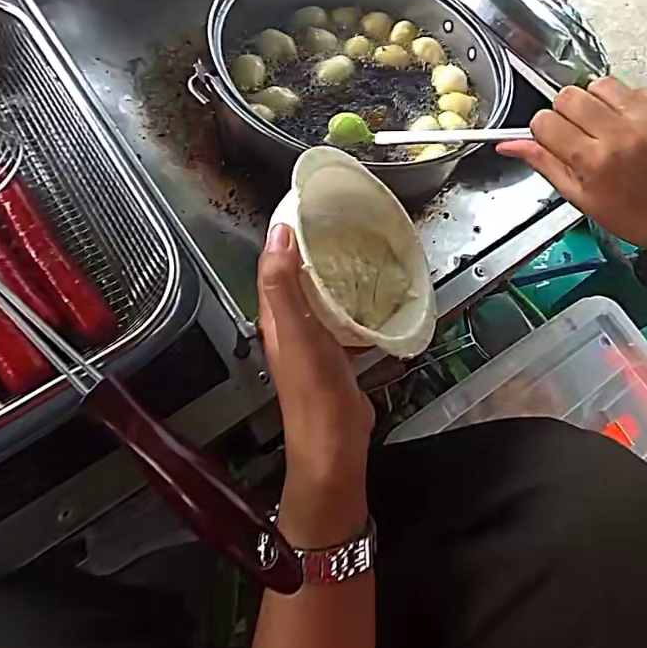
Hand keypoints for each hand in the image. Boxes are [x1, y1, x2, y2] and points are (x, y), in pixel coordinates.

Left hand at [258, 224, 372, 544]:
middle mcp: (289, 322)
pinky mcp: (335, 352)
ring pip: (321, 293)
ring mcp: (312, 337)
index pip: (273, 260)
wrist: (335, 444)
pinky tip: (373, 293)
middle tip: (341, 220)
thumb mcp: (296, 331)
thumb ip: (283, 285)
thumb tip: (279, 235)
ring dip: (334, 270)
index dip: (286, 231)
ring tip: (360, 248)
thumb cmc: (314, 390)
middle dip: (314, 245)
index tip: (308, 203)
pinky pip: (342, 315)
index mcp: (274, 313)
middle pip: (297, 273)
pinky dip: (353, 299)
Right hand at [496, 77, 646, 246]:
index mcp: (593, 159)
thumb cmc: (628, 212)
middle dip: (567, 111)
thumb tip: (507, 144)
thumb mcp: (577, 194)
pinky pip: (637, 89)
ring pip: (602, 85)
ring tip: (607, 124)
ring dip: (597, 101)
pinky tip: (634, 125)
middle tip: (579, 130)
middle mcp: (622, 134)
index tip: (554, 139)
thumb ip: (543, 162)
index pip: (545, 121)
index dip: (544, 129)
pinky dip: (628, 103)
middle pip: (570, 96)